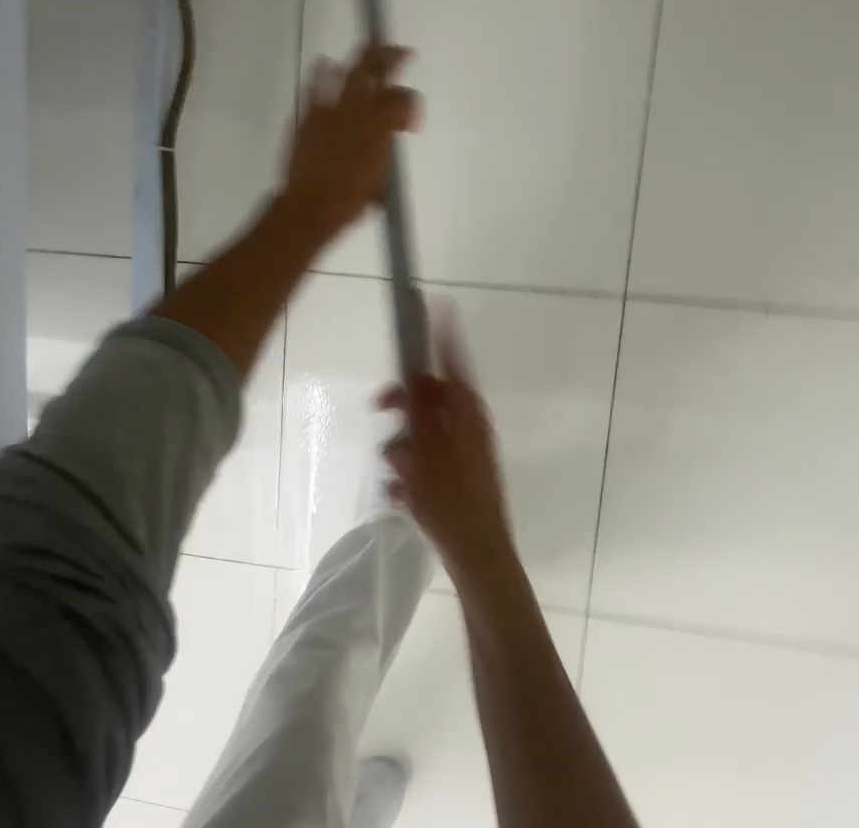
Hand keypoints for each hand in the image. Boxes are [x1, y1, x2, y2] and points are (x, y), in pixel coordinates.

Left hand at [276, 42, 419, 240]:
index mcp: (381, 126)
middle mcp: (358, 110)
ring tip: (371, 44)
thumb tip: (384, 147)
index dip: (412, 107)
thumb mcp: (381, 180)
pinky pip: (315, 87)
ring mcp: (331, 110)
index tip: (411, 125)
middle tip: (402, 51)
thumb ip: (385, 155)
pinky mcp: (308, 115)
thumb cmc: (350, 202)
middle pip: (378, 72)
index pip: (403, 101)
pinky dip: (322, 73)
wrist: (310, 206)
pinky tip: (325, 62)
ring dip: (362, 58)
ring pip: (349, 72)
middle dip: (391, 58)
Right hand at [375, 303, 516, 576]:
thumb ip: (418, 410)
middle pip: (432, 396)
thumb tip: (414, 373)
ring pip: (426, 431)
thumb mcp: (425, 452)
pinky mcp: (462, 474)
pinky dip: (414, 469)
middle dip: (404, 407)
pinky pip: (430, 459)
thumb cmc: (450, 502)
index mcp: (466, 414)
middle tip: (380, 408)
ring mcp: (468, 451)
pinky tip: (403, 493)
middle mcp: (471, 425)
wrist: (479, 555)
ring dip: (405, 447)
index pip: (452, 361)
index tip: (436, 304)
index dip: (440, 334)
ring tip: (397, 476)